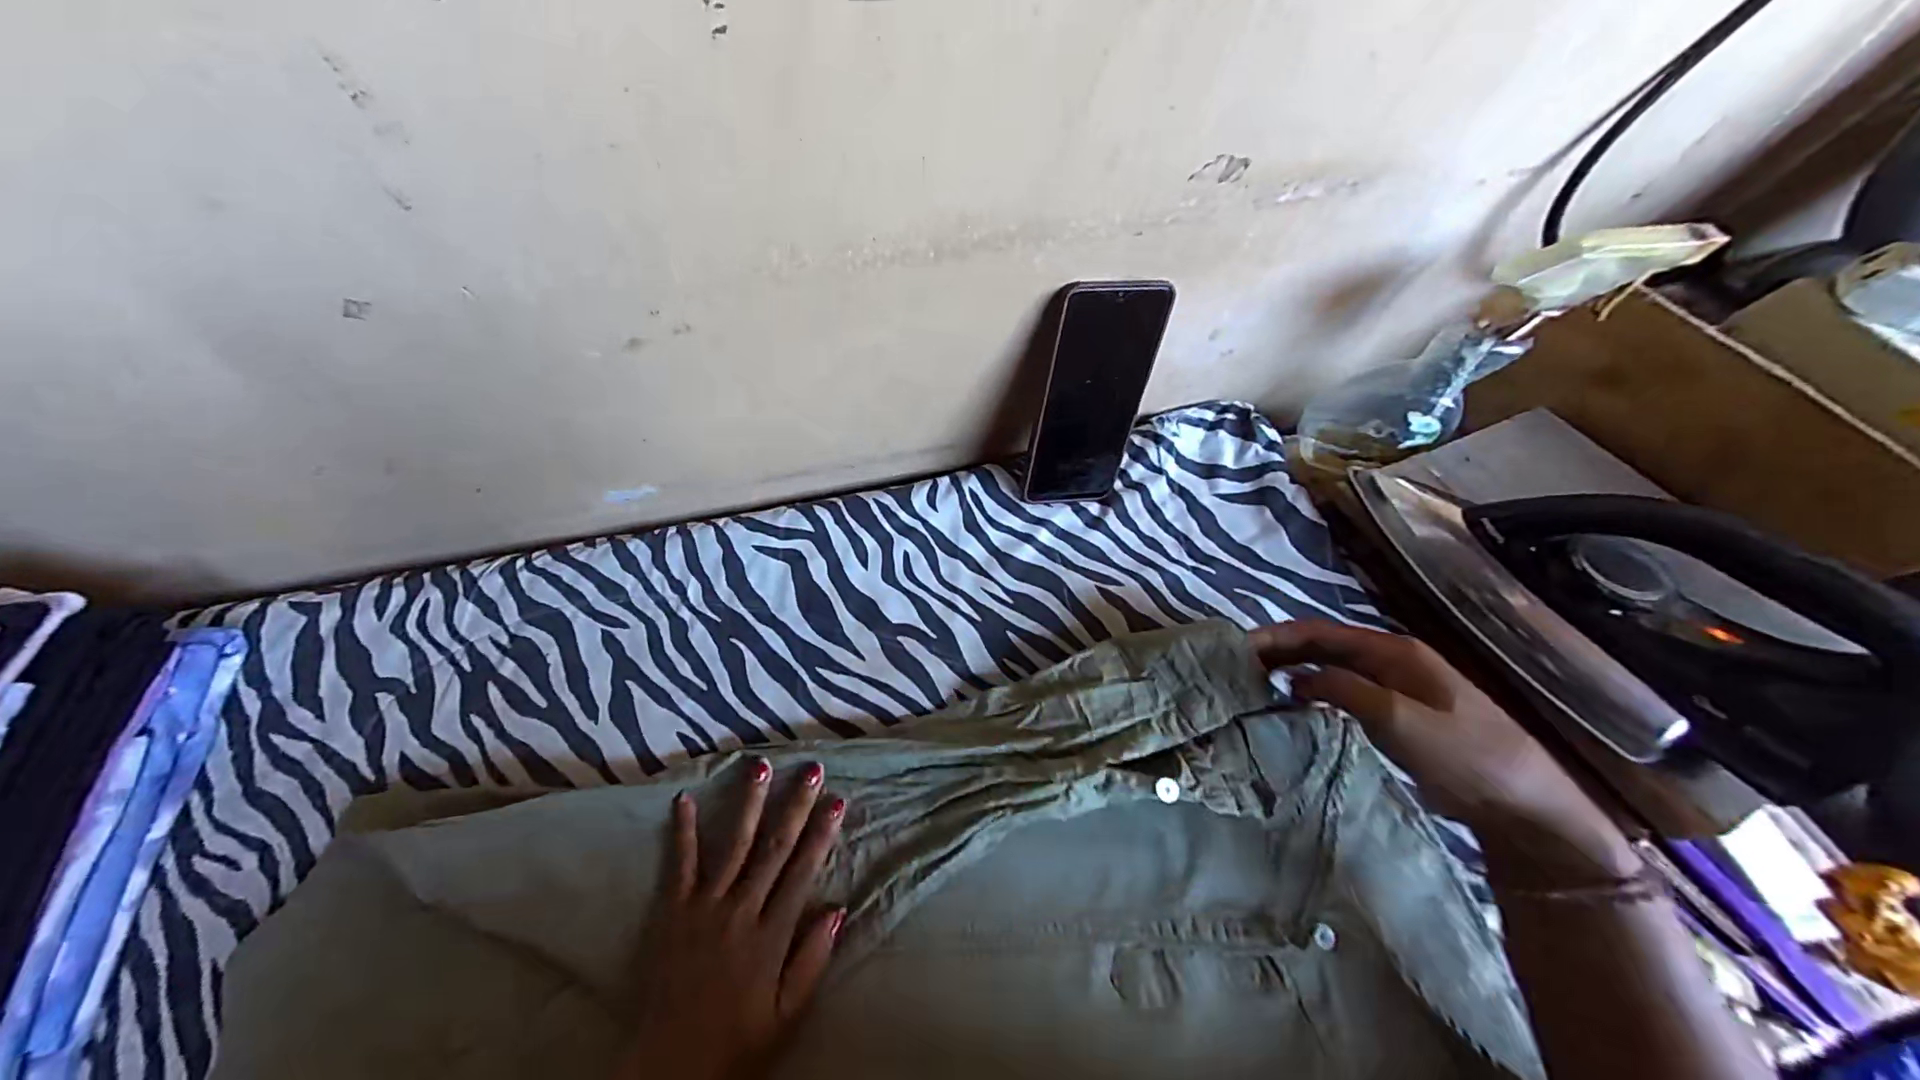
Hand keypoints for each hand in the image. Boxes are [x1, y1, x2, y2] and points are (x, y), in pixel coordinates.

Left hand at [617, 760, 846, 1079]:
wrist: (666, 1072)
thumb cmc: (736, 1045)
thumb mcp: (786, 1015)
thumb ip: (812, 960)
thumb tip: (838, 907)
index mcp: (771, 935)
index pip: (803, 871)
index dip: (822, 832)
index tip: (838, 799)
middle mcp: (740, 911)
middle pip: (773, 848)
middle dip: (795, 805)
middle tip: (811, 768)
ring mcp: (702, 908)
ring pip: (732, 845)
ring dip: (748, 803)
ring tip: (759, 766)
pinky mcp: (671, 913)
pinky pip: (679, 866)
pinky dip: (683, 831)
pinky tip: (686, 799)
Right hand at [1248, 620, 1638, 882]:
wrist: (1527, 806)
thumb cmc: (1465, 757)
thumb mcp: (1399, 719)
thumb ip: (1344, 689)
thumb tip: (1297, 676)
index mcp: (1395, 651)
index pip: (1322, 632)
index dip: (1279, 637)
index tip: (1240, 649)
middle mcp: (1395, 660)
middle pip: (1326, 644)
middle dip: (1282, 650)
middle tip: (1240, 666)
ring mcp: (1400, 686)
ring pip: (1334, 666)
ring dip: (1296, 668)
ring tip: (1259, 681)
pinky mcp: (1401, 713)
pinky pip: (1346, 689)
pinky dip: (1315, 689)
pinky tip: (1298, 704)